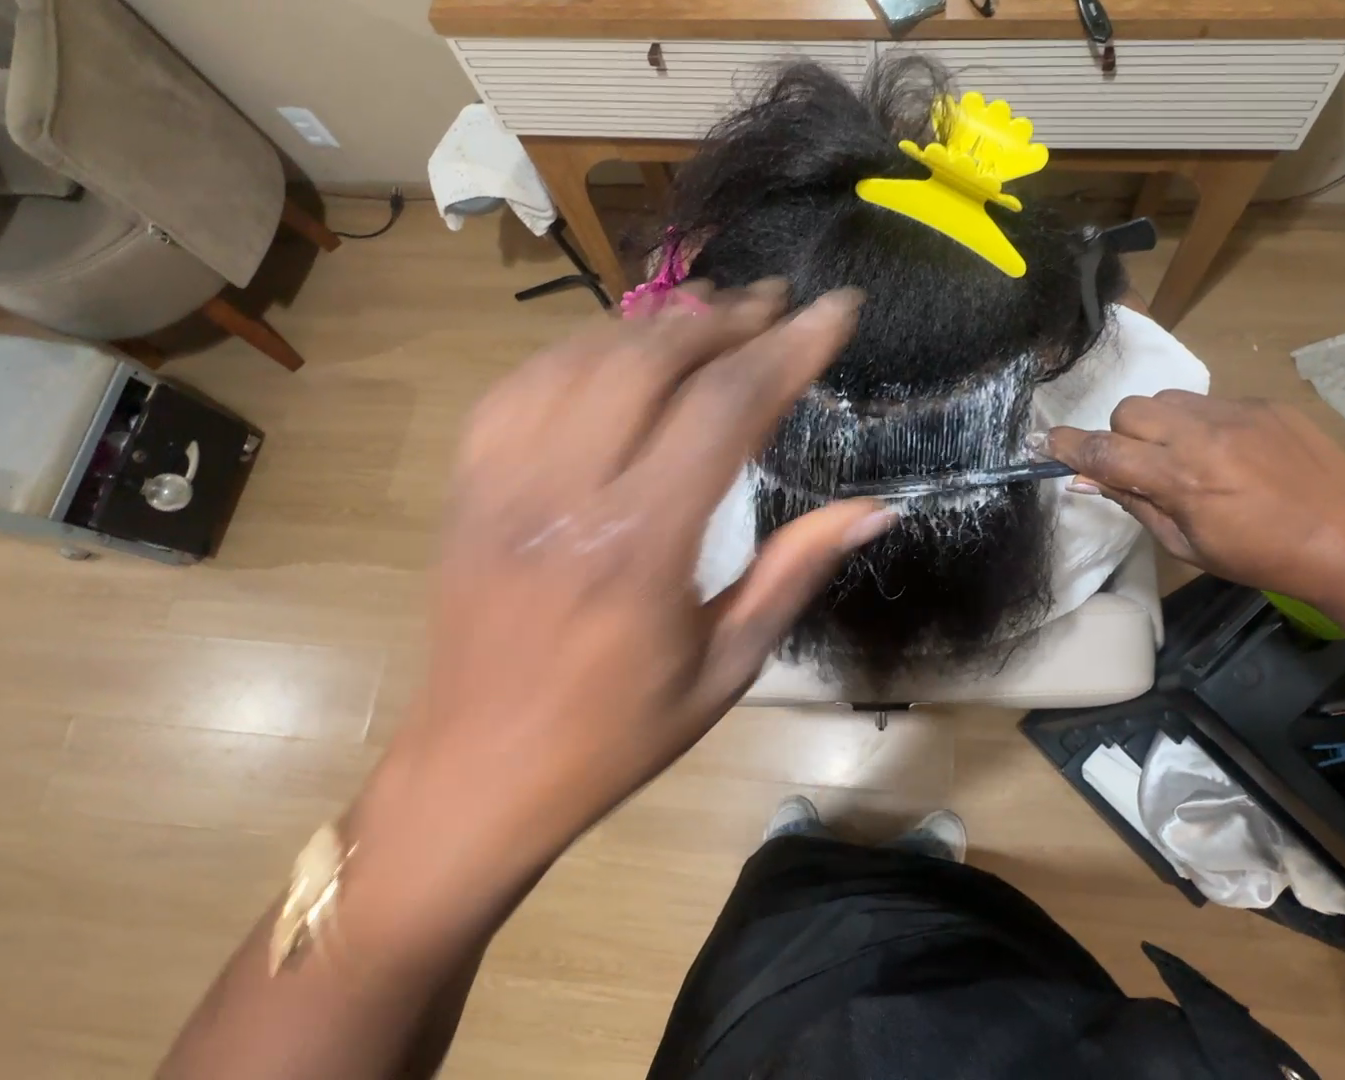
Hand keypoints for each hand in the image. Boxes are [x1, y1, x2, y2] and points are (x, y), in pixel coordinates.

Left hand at [353, 284, 892, 915]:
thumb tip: (875, 509)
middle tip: (776, 301)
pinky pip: (522, 383)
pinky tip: (618, 350)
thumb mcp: (728, 666)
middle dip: (727, 317)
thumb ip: (795, 572)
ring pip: (584, 356)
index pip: (727, 407)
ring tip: (713, 312)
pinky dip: (581, 349)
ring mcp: (505, 481)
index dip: (791, 348)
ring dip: (658, 322)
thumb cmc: (620, 732)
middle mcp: (568, 492)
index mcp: (644, 544)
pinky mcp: (468, 484)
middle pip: (653, 358)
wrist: (484, 767)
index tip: (836, 309)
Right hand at [1048, 392, 1344, 604]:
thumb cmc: (1262, 558)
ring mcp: (1237, 413)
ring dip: (1156, 424)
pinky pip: (1208, 402)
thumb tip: (1087, 482)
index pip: (1105, 453)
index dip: (1068, 447)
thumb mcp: (1188, 545)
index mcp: (1181, 478)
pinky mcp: (1265, 405)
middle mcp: (1202, 435)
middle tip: (1139, 466)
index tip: (1044, 443)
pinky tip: (1224, 453)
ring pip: (1166, 398)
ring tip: (1181, 456)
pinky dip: (1197, 423)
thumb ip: (1135, 504)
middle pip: (1129, 410)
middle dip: (1120, 435)